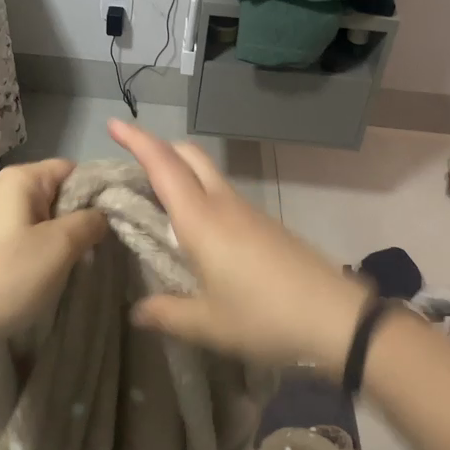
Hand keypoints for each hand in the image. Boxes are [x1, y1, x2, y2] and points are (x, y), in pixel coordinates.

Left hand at [0, 159, 107, 340]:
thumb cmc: (8, 277)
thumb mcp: (60, 248)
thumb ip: (89, 222)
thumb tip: (100, 215)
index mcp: (20, 178)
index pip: (72, 170)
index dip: (95, 193)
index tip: (110, 224)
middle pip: (54, 192)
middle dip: (75, 217)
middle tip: (92, 248)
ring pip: (37, 216)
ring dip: (56, 237)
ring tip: (68, 265)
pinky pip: (19, 233)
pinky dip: (34, 248)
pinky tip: (38, 274)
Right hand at [110, 120, 370, 375]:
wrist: (336, 318)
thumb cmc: (265, 318)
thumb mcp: (209, 325)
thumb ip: (168, 313)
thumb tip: (136, 311)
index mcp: (201, 219)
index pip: (163, 165)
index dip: (136, 140)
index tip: (112, 123)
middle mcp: (223, 204)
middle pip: (188, 155)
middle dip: (158, 149)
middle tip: (131, 166)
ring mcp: (247, 211)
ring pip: (207, 173)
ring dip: (179, 172)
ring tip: (155, 201)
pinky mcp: (264, 224)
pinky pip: (222, 194)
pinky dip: (199, 194)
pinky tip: (195, 230)